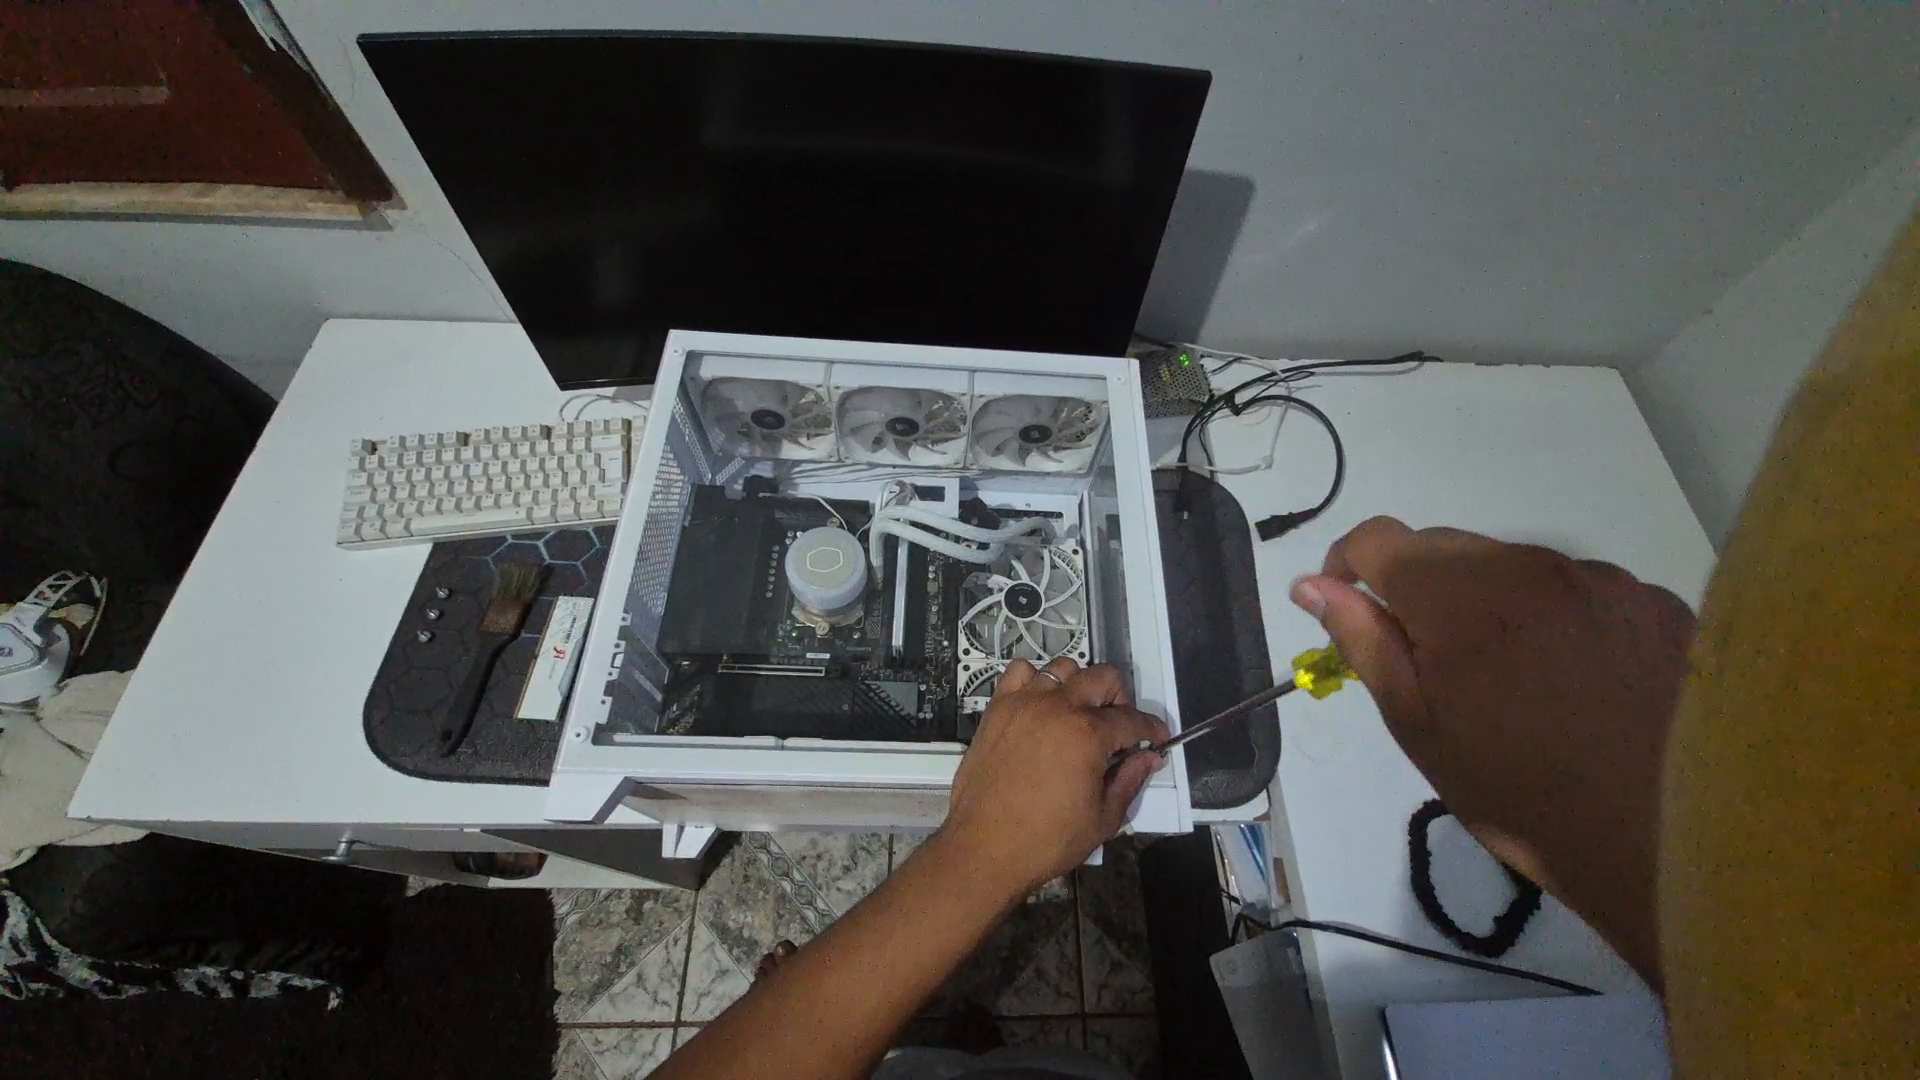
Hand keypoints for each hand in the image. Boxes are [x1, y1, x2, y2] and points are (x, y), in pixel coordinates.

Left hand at [935, 657, 1168, 899]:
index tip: (1157, 739)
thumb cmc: (1048, 840)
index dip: (1151, 729)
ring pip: (1063, 668)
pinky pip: (1019, 672)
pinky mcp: (997, 707)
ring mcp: (1024, 702)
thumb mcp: (1103, 819)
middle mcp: (1058, 706)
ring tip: (1078, 713)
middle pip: (1103, 677)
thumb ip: (1129, 780)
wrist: (984, 846)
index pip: (1132, 719)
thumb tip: (1149, 757)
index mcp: (1088, 734)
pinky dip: (1035, 680)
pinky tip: (1041, 705)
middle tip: (1118, 728)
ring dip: (1079, 685)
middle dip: (1120, 698)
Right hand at [1289, 516, 1694, 985]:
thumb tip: (1309, 584)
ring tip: (1508, 675)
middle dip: (1414, 586)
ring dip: (1484, 599)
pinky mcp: (1658, 603)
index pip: (1376, 538)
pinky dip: (1548, 614)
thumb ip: (1360, 638)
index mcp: (1461, 593)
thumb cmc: (1515, 789)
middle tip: (1425, 657)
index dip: (1345, 563)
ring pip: (1510, 565)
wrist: (1678, 848)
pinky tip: (1571, 676)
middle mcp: (1531, 565)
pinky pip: (1574, 587)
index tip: (1347, 607)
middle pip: (1443, 545)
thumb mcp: (1414, 719)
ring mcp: (1603, 580)